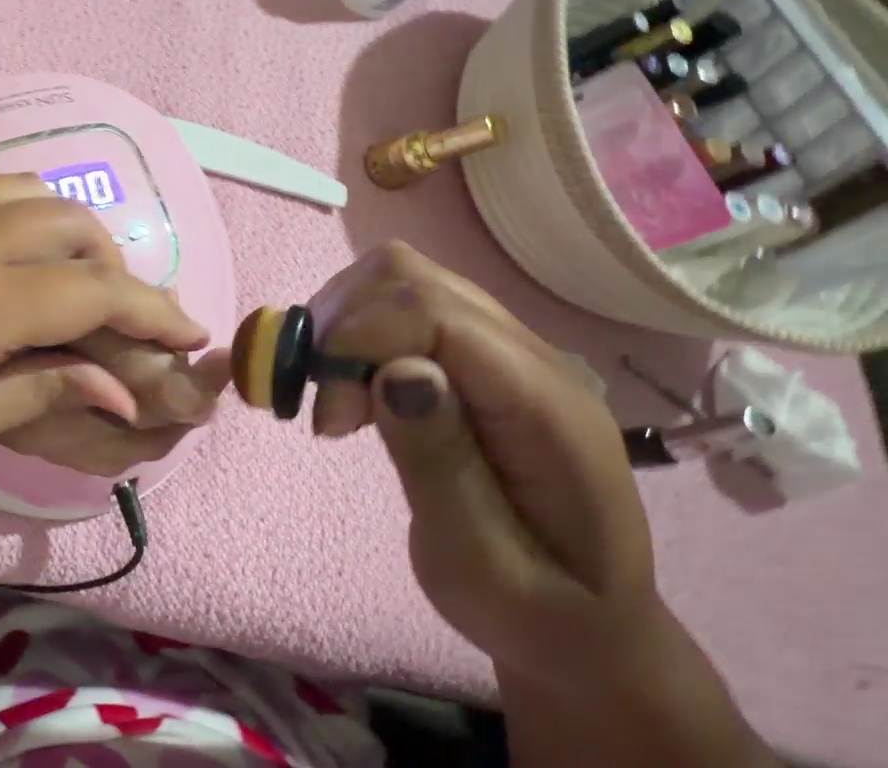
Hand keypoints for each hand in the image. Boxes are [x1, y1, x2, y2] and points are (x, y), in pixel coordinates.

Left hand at [0, 158, 211, 502]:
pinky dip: (8, 196)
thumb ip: (40, 394)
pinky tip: (9, 236)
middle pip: (70, 225)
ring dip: (67, 228)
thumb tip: (122, 385)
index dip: (151, 310)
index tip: (187, 330)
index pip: (91, 290)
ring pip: (26, 188)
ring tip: (72, 278)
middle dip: (114, 267)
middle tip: (122, 316)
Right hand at [306, 243, 658, 690]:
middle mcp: (531, 358)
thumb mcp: (479, 565)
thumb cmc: (532, 610)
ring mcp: (507, 354)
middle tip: (323, 404)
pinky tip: (353, 391)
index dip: (357, 342)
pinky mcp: (478, 362)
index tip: (328, 423)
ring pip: (401, 281)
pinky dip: (355, 336)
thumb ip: (440, 464)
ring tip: (332, 397)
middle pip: (411, 277)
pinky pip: (404, 309)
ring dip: (343, 326)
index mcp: (546, 406)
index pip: (435, 312)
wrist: (583, 628)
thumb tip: (396, 367)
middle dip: (341, 326)